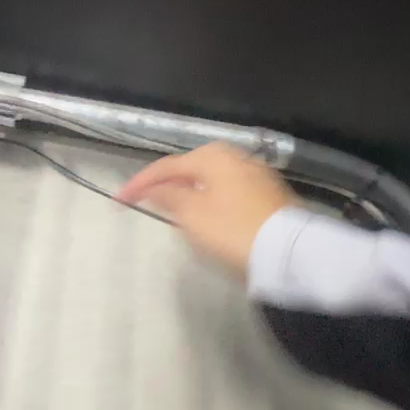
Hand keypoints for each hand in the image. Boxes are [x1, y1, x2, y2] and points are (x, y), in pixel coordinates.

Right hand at [118, 142, 300, 278]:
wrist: (290, 254)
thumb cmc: (232, 229)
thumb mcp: (191, 214)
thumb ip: (168, 196)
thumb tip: (155, 187)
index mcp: (212, 156)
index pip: (166, 167)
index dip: (140, 183)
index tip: (120, 200)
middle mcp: (235, 157)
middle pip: (190, 170)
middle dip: (167, 185)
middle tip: (146, 202)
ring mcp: (256, 175)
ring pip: (210, 181)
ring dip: (189, 194)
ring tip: (173, 212)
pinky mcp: (270, 196)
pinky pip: (228, 193)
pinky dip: (211, 201)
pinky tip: (206, 218)